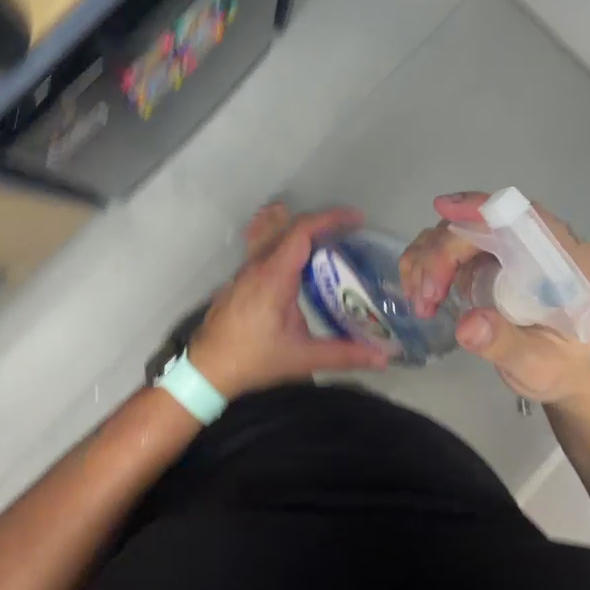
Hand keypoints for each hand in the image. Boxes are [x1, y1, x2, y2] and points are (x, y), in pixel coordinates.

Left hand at [187, 205, 389, 397]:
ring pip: (270, 235)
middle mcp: (257, 266)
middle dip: (319, 221)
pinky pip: (260, 249)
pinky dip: (281, 243)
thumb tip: (383, 357)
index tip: (356, 219)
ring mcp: (244, 272)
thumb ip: (344, 355)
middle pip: (287, 226)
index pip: (302, 231)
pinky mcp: (238, 282)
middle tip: (347, 230)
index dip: (330, 219)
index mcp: (274, 276)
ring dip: (297, 229)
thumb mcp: (302, 358)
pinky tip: (294, 264)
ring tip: (324, 238)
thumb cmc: (253, 360)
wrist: (206, 371)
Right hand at [399, 191, 589, 403]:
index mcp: (568, 262)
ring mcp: (512, 247)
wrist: (563, 375)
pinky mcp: (490, 256)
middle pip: (482, 225)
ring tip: (422, 303)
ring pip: (458, 231)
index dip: (485, 209)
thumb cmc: (559, 369)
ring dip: (428, 260)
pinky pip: (449, 245)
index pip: (526, 218)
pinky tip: (421, 294)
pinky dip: (426, 265)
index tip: (445, 211)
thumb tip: (467, 325)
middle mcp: (540, 244)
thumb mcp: (536, 364)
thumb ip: (504, 343)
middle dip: (443, 254)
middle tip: (426, 296)